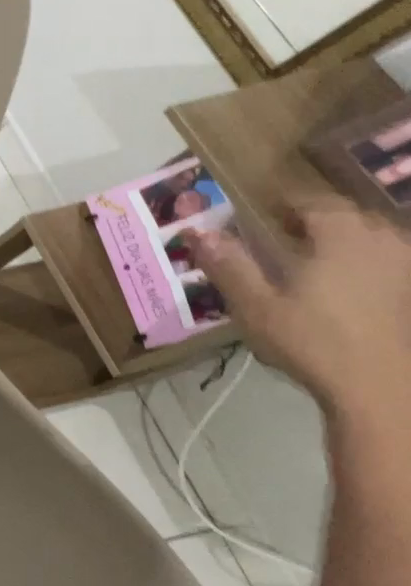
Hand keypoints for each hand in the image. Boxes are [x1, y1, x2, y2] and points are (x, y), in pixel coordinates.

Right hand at [192, 200, 410, 416]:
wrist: (377, 383)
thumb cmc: (309, 339)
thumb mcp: (255, 304)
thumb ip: (228, 265)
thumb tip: (196, 231)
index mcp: (340, 239)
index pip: (315, 203)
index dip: (287, 202)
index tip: (261, 208)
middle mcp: (379, 243)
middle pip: (349, 216)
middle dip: (315, 217)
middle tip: (282, 229)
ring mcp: (402, 268)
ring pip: (373, 235)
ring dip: (342, 236)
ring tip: (312, 251)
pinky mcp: (407, 292)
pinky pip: (385, 258)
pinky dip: (362, 258)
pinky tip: (342, 278)